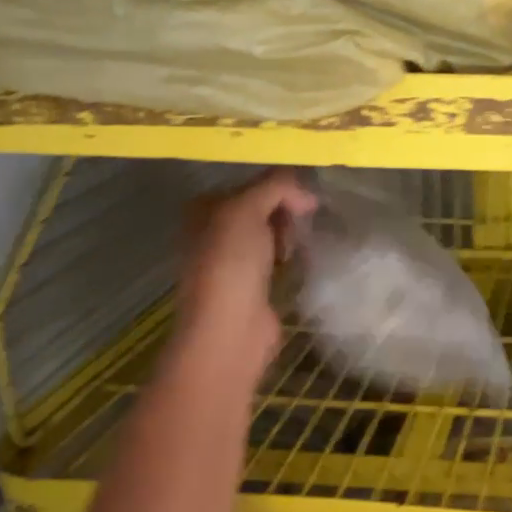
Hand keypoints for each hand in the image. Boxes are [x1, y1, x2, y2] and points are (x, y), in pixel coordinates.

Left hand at [178, 168, 316, 376]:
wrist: (230, 328)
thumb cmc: (231, 263)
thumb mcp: (248, 208)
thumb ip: (276, 186)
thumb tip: (307, 193)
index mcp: (203, 209)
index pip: (251, 183)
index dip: (279, 186)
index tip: (304, 198)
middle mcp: (213, 231)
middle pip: (263, 207)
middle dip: (286, 211)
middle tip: (299, 223)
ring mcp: (232, 260)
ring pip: (272, 231)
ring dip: (290, 234)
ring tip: (297, 246)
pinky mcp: (251, 284)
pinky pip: (277, 257)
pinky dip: (291, 256)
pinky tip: (299, 261)